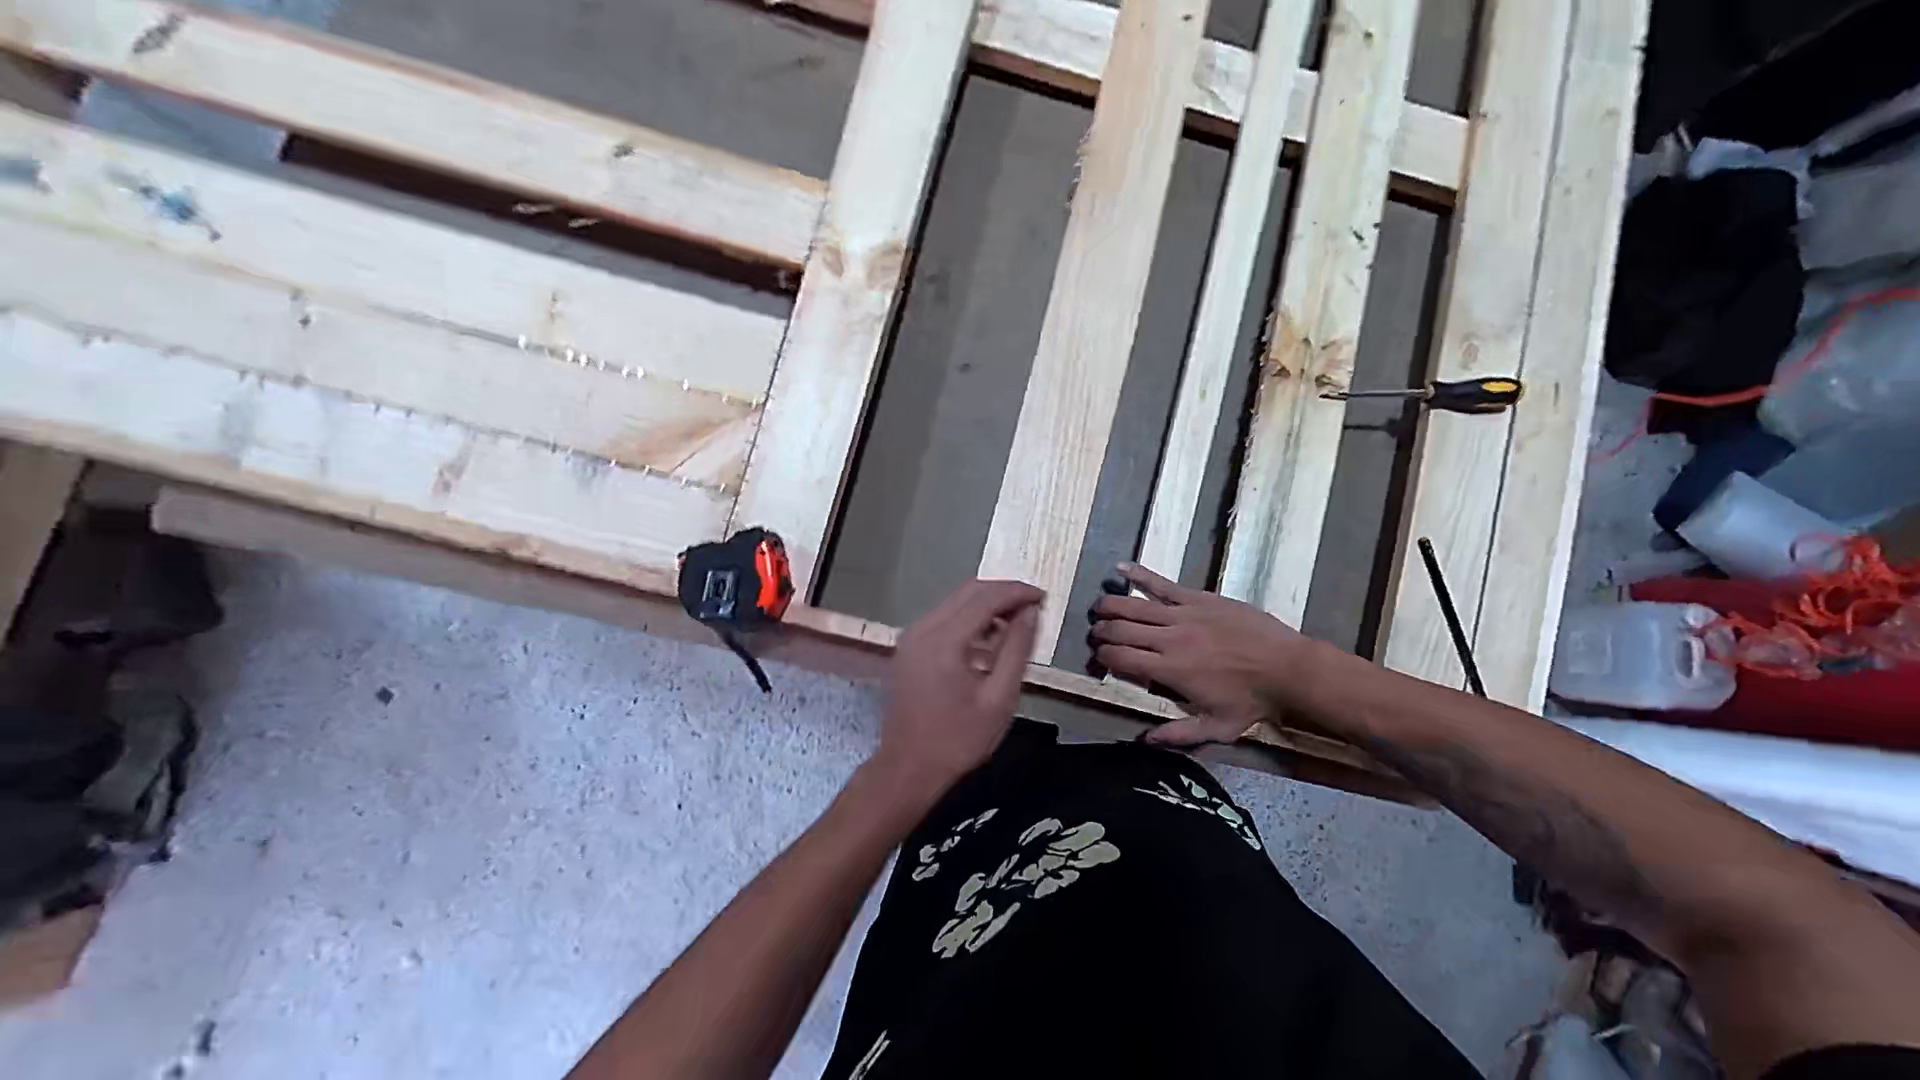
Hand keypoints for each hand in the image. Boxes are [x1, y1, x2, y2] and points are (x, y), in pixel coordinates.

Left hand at [872, 579, 1043, 796]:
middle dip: (1003, 592)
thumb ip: (1018, 649)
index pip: (985, 597)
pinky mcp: (909, 647)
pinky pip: (943, 618)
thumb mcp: (1000, 698)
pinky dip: (969, 618)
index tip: (1043, 597)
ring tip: (1017, 622)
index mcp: (944, 640)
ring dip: (986, 604)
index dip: (1017, 592)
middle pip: (968, 591)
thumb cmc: (959, 739)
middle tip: (1033, 607)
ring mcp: (911, 636)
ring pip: (955, 602)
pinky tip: (989, 638)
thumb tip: (1031, 612)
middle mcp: (922, 629)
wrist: (909, 768)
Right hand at [1088, 562, 1312, 747]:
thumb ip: (1179, 734)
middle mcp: (1169, 639)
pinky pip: (1162, 584)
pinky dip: (1139, 575)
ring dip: (1110, 605)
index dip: (1102, 657)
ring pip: (1134, 606)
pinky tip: (1121, 567)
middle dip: (1101, 632)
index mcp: (1170, 670)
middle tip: (1094, 634)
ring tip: (1098, 607)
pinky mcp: (1198, 598)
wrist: (1288, 668)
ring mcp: (1183, 615)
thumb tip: (1145, 740)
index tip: (1098, 658)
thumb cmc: (1253, 701)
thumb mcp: (1217, 727)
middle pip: (1121, 630)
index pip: (1121, 659)